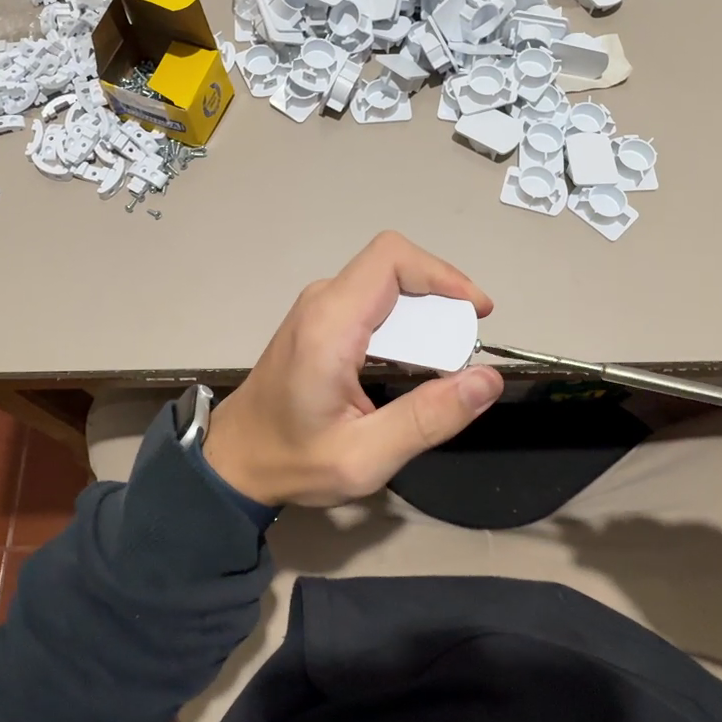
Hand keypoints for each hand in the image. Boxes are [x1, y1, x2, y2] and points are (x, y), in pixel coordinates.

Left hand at [204, 232, 504, 508]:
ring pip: (384, 282)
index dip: (442, 273)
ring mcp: (316, 308)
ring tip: (446, 359)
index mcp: (330, 326)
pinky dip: (404, 320)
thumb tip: (487, 380)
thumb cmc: (292, 461)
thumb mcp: (365, 456)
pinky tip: (416, 360)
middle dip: (440, 298)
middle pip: (393, 266)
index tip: (476, 311)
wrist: (234, 459)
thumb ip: (428, 418)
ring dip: (424, 311)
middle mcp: (321, 303)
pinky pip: (371, 300)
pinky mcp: (317, 320)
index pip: (391, 260)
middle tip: (463, 348)